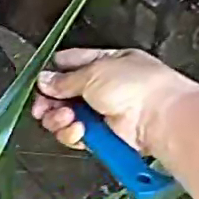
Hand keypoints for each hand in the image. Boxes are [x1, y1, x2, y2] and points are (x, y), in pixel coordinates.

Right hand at [31, 48, 198, 154]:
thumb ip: (65, 79)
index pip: (71, 64)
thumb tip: (44, 80)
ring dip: (59, 119)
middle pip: (63, 95)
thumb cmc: (140, 87)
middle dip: (50, 101)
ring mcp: (102, 112)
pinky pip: (74, 135)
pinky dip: (72, 134)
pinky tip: (78, 130)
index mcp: (106, 63)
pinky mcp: (101, 135)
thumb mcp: (94, 72)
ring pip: (65, 117)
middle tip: (43, 106)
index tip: (39, 82)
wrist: (159, 118)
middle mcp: (104, 87)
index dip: (52, 73)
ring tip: (66, 118)